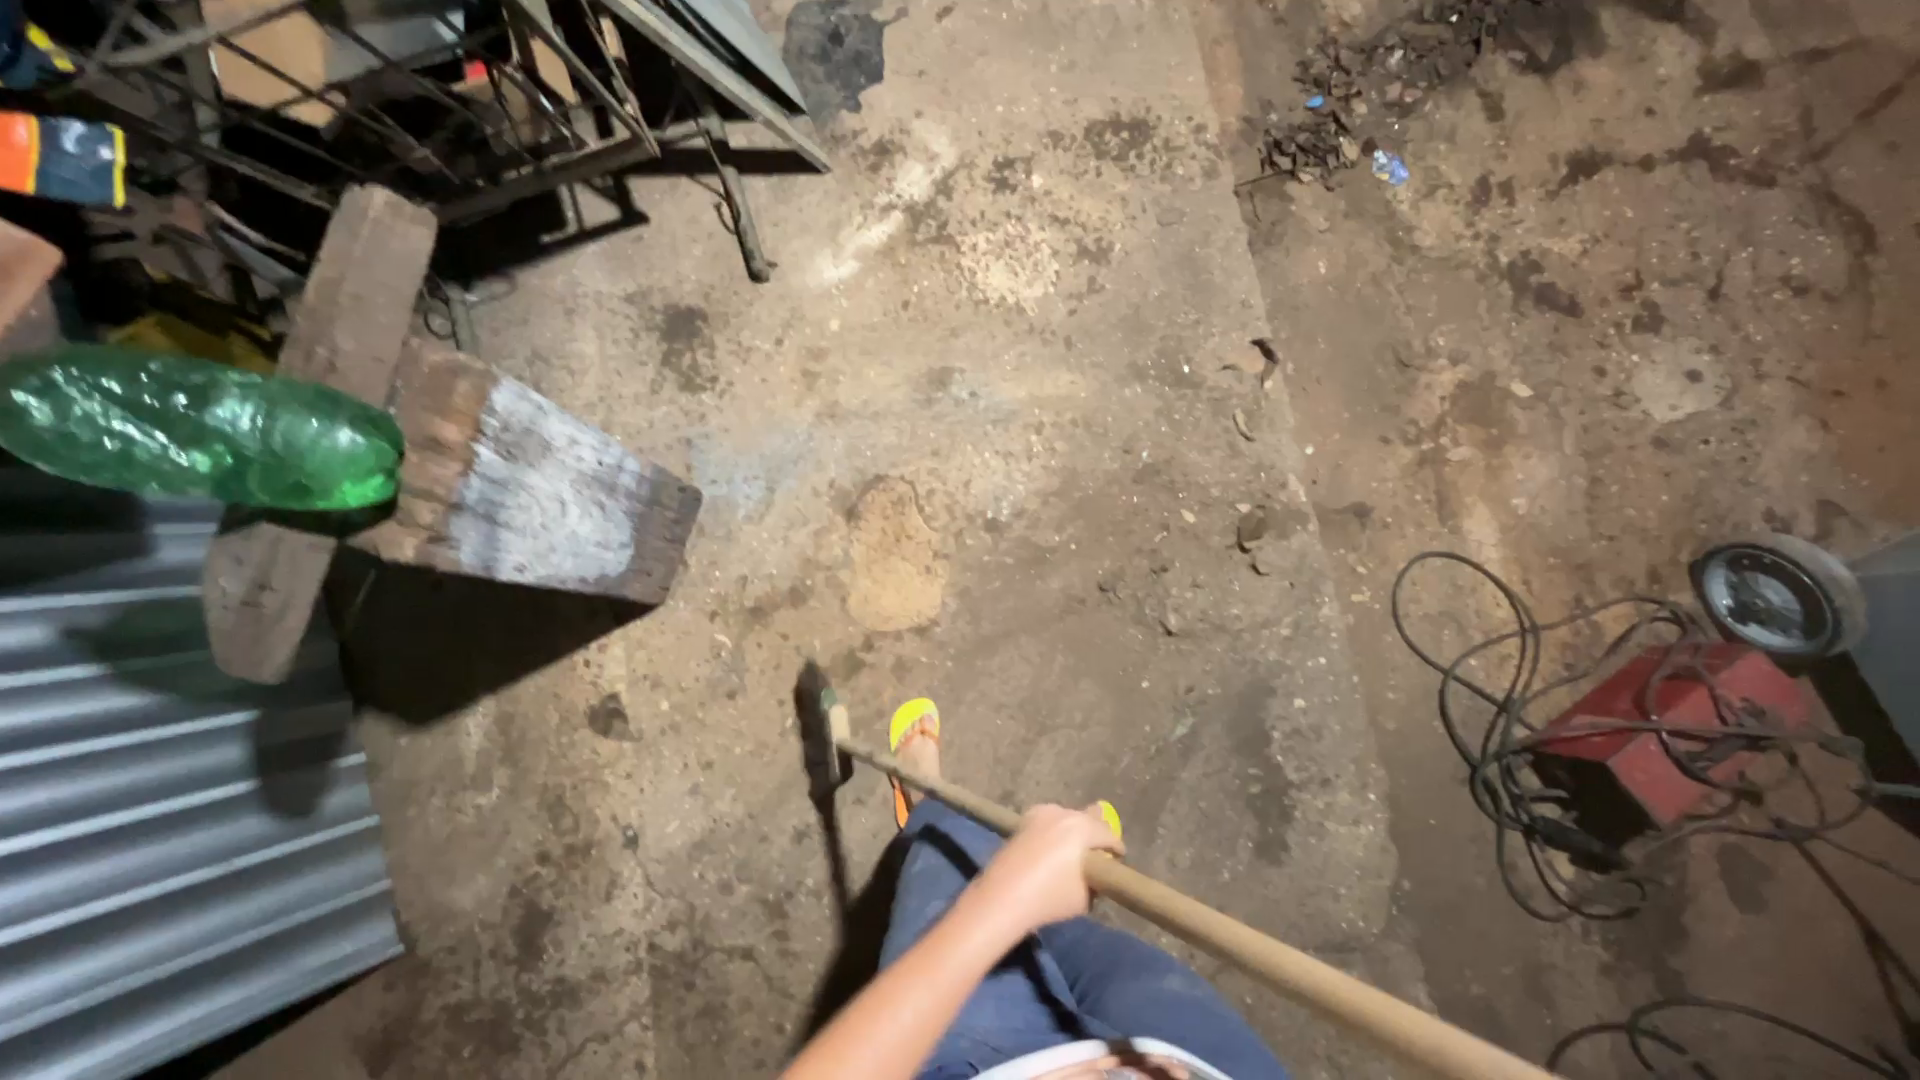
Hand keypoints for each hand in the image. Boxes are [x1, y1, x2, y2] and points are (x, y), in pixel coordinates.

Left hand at [966, 804, 1124, 935]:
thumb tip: (1095, 874)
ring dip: (1075, 831)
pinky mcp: (1023, 821)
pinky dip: (1056, 832)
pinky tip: (1053, 850)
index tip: (1118, 863)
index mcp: (1083, 827)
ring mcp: (1040, 814)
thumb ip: (1096, 879)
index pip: (1109, 835)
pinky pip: (1049, 821)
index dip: (1116, 850)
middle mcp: (1063, 813)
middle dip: (1097, 833)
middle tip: (1098, 854)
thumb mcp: (1086, 896)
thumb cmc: (1050, 897)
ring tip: (1074, 853)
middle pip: (1089, 817)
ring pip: (1068, 817)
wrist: (1003, 896)